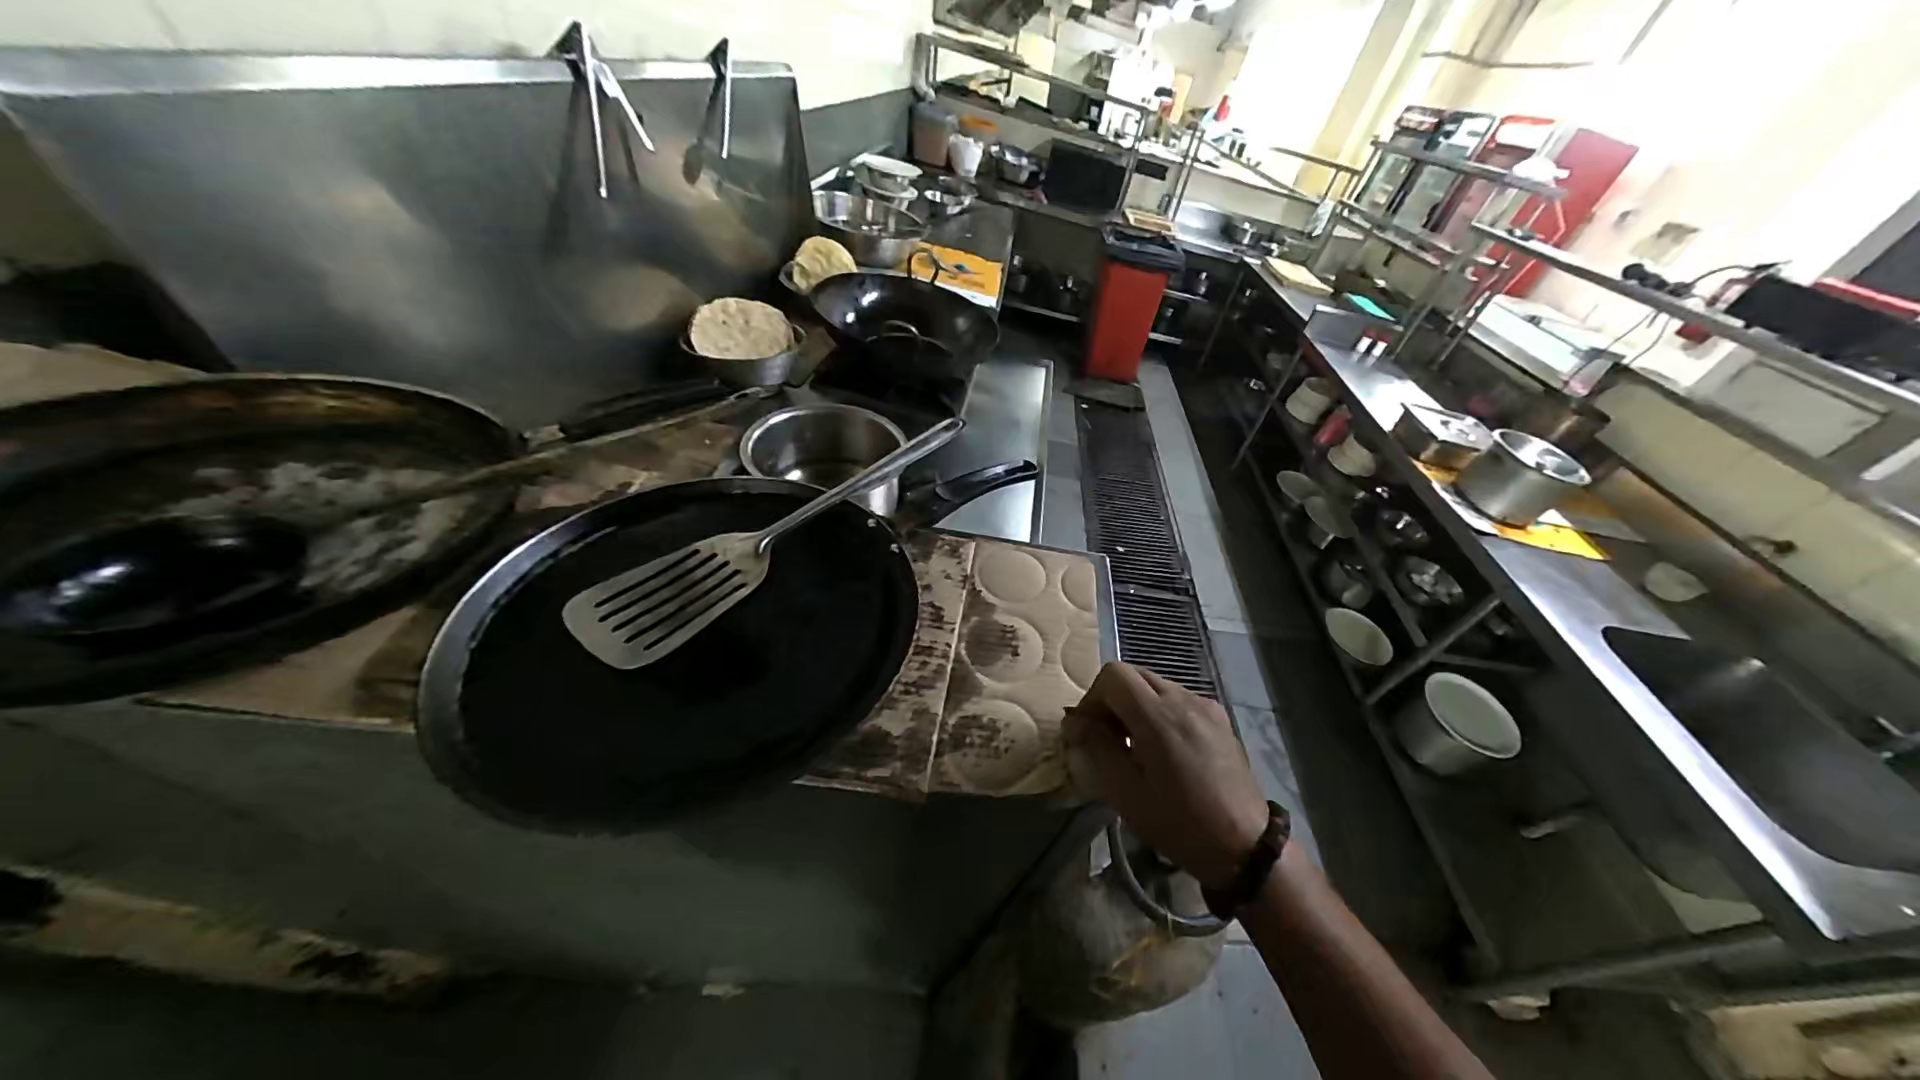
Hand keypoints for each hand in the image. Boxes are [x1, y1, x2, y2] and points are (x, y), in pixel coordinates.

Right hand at [1064, 662, 1269, 890]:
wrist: (1245, 846)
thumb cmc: (1179, 823)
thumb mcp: (1126, 792)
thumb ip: (1097, 748)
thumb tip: (1074, 722)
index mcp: (1159, 716)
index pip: (1114, 675)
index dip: (1093, 697)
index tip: (1089, 731)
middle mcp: (1184, 700)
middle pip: (1134, 675)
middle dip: (1112, 699)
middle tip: (1106, 737)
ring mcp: (1206, 706)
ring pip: (1156, 685)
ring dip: (1135, 705)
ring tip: (1134, 746)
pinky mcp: (1220, 719)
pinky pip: (1178, 699)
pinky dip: (1160, 712)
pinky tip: (1163, 749)